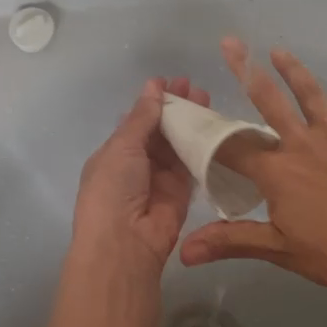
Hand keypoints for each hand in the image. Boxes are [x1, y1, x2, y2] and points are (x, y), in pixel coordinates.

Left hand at [72, 77, 210, 273]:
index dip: (153, 100)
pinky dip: (201, 146)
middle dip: (176, 107)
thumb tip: (153, 86)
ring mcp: (160, 179)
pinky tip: (214, 126)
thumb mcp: (122, 147)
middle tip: (195, 86)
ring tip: (208, 98)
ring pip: (178, 144)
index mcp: (115, 153)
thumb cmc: (113, 190)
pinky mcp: (181, 193)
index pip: (137, 120)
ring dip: (190, 123)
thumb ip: (142, 117)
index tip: (171, 81)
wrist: (124, 245)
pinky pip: (192, 165)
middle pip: (160, 129)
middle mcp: (137, 164)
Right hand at [179, 37, 326, 311]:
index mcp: (276, 170)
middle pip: (266, 97)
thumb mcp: (279, 251)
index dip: (212, 134)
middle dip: (245, 67)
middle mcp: (301, 143)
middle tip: (231, 42)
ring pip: (310, 93)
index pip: (232, 146)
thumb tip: (182, 251)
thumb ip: (230, 241)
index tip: (196, 117)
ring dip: (292, 70)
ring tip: (279, 52)